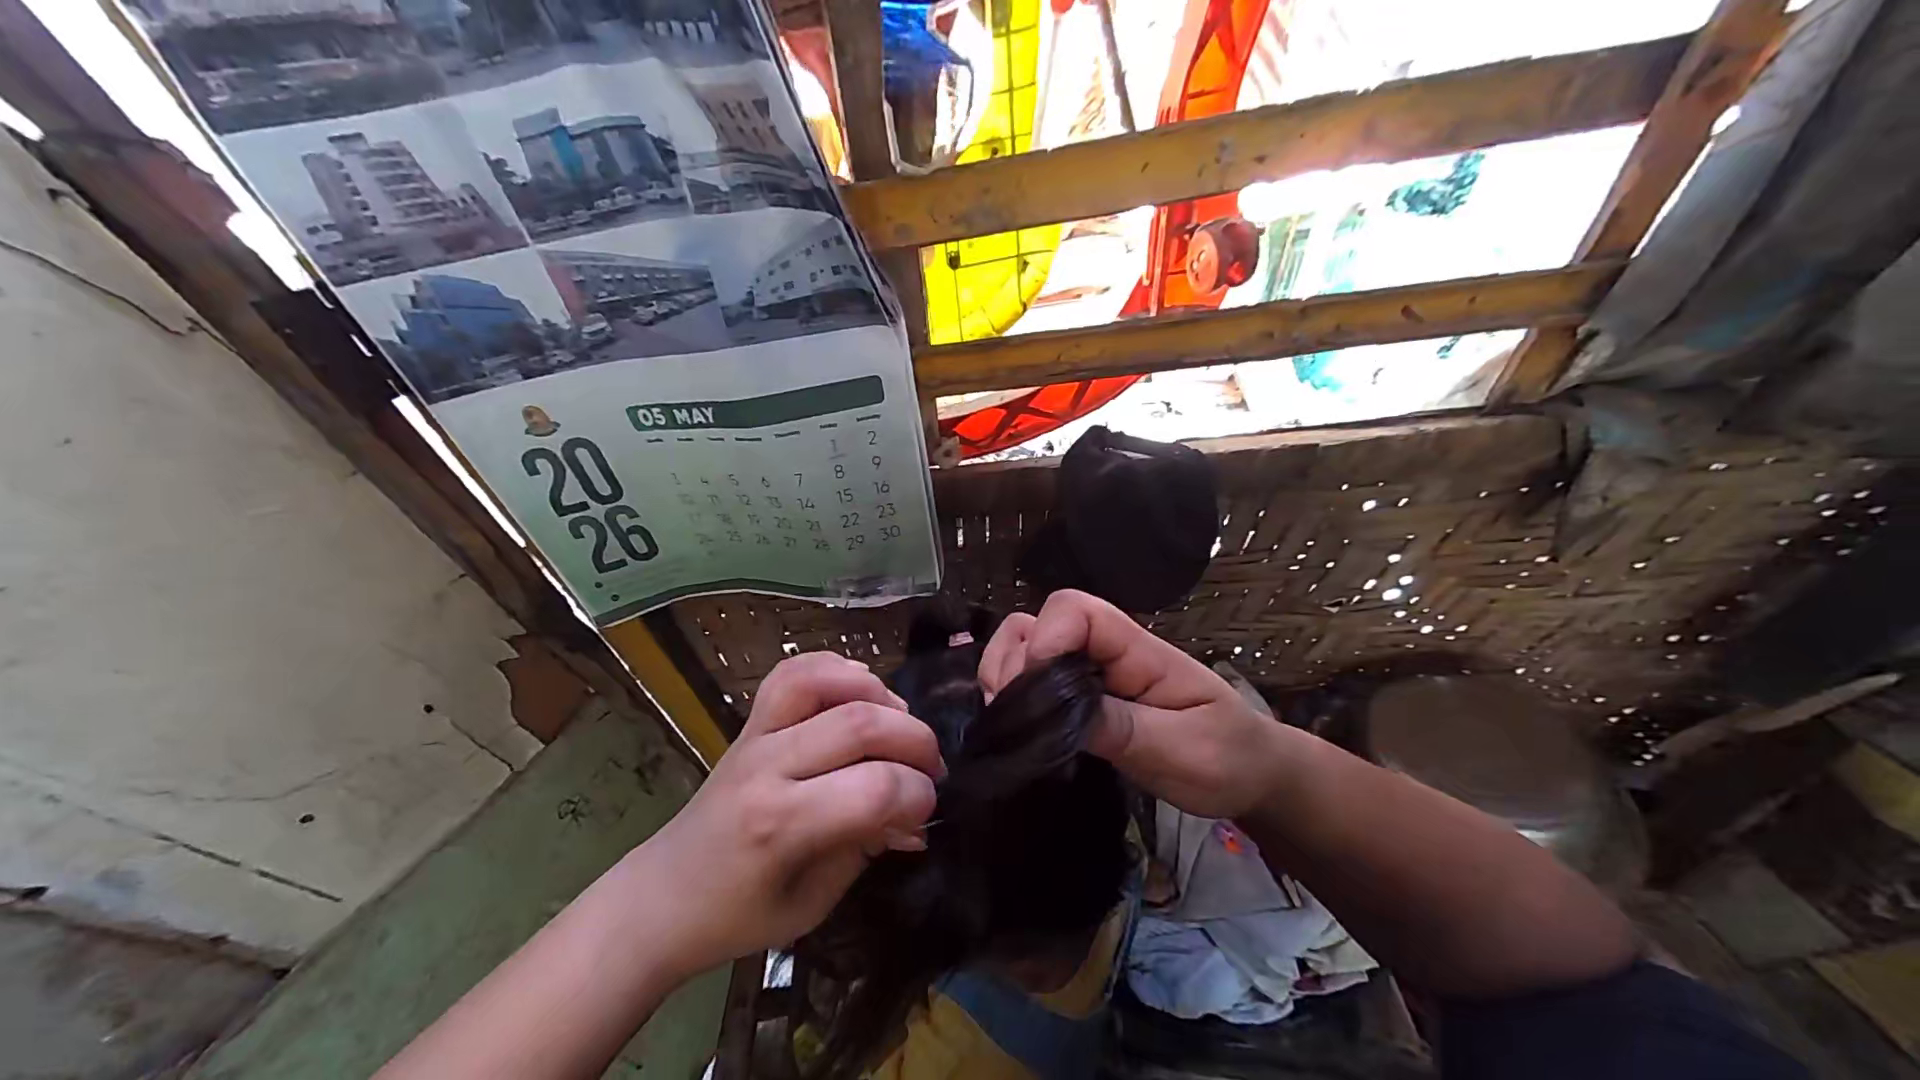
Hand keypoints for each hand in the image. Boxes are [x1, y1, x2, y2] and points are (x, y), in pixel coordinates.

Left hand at [632, 652, 942, 977]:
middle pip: (858, 723)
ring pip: (823, 680)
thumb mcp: (813, 902)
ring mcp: (754, 735)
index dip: (917, 794)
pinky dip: (836, 669)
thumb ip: (867, 847)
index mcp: (780, 826)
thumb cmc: (738, 915)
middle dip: (915, 740)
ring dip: (878, 693)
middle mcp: (767, 767)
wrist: (661, 896)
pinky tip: (862, 691)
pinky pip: (793, 672)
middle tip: (932, 767)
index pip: (873, 788)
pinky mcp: (749, 722)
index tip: (927, 809)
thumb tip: (916, 816)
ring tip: (899, 723)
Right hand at [978, 590, 1289, 819]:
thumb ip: (1122, 729)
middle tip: (1006, 711)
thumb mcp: (1182, 750)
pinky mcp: (1082, 694)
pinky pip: (1035, 676)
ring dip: (1005, 670)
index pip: (1078, 610)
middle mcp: (1107, 651)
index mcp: (1138, 651)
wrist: (1250, 771)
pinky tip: (1012, 723)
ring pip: (1029, 642)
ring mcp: (1092, 670)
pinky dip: (1012, 690)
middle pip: (1041, 620)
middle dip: (1013, 658)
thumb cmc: (1227, 757)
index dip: (1046, 638)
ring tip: (1004, 717)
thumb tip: (1055, 717)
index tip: (1033, 690)